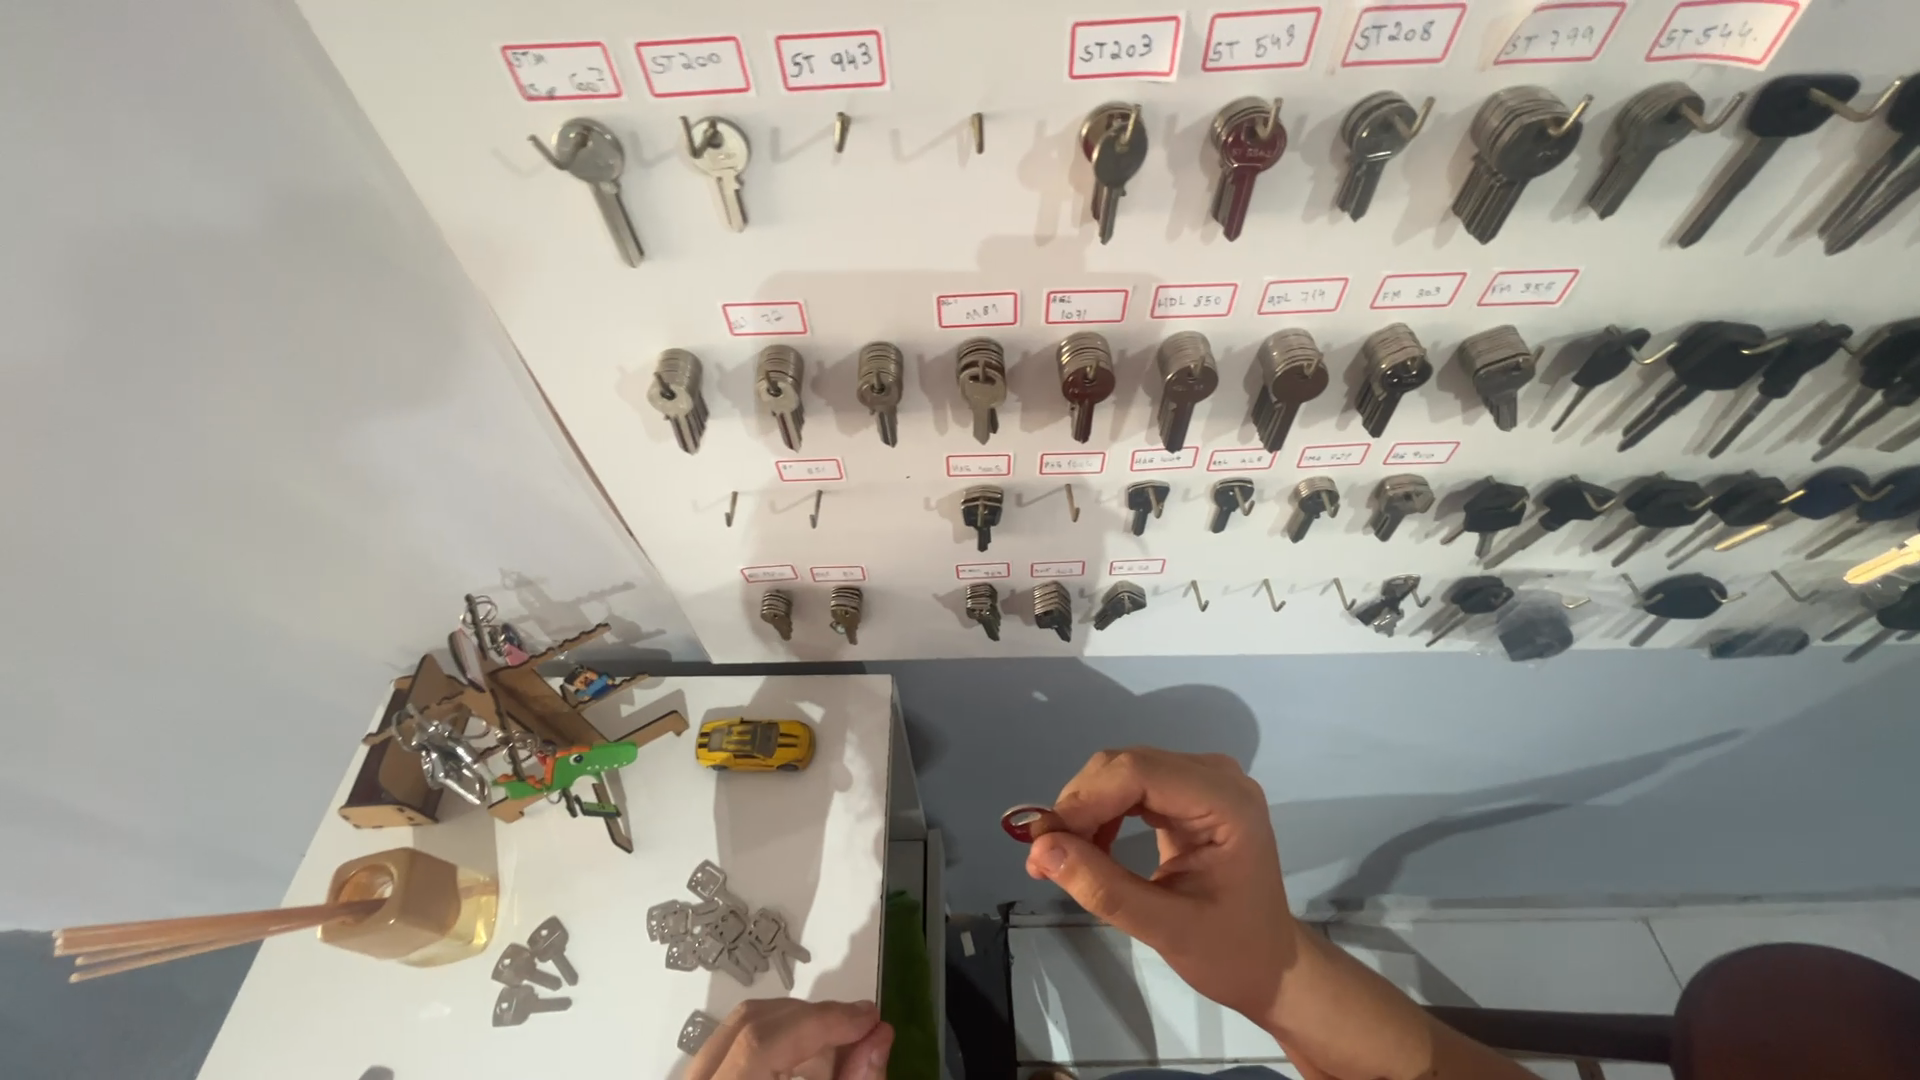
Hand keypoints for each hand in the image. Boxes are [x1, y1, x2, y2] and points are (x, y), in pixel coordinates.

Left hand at [687, 999, 892, 1079]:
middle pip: (750, 1024)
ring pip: (738, 1026)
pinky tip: (805, 1060)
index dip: (821, 1023)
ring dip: (794, 1026)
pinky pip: (729, 1044)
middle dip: (812, 1019)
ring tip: (836, 1043)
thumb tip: (879, 1034)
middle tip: (860, 1028)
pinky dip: (773, 1041)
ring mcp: (690, 1078)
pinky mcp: (698, 1077)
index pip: (761, 1044)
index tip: (869, 1019)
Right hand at [1025, 748, 1300, 1018]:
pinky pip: (1129, 785)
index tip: (1044, 840)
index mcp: (1226, 802)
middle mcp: (1214, 775)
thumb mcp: (1167, 930)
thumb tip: (1041, 849)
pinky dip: (1100, 812)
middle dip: (1080, 805)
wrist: (1271, 965)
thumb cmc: (1232, 952)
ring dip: (1084, 808)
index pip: (1139, 772)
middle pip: (1126, 765)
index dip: (1086, 799)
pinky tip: (1089, 846)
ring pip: (1120, 771)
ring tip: (1059, 854)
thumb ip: (1104, 888)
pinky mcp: (1186, 791)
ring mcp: (1201, 779)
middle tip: (1043, 853)